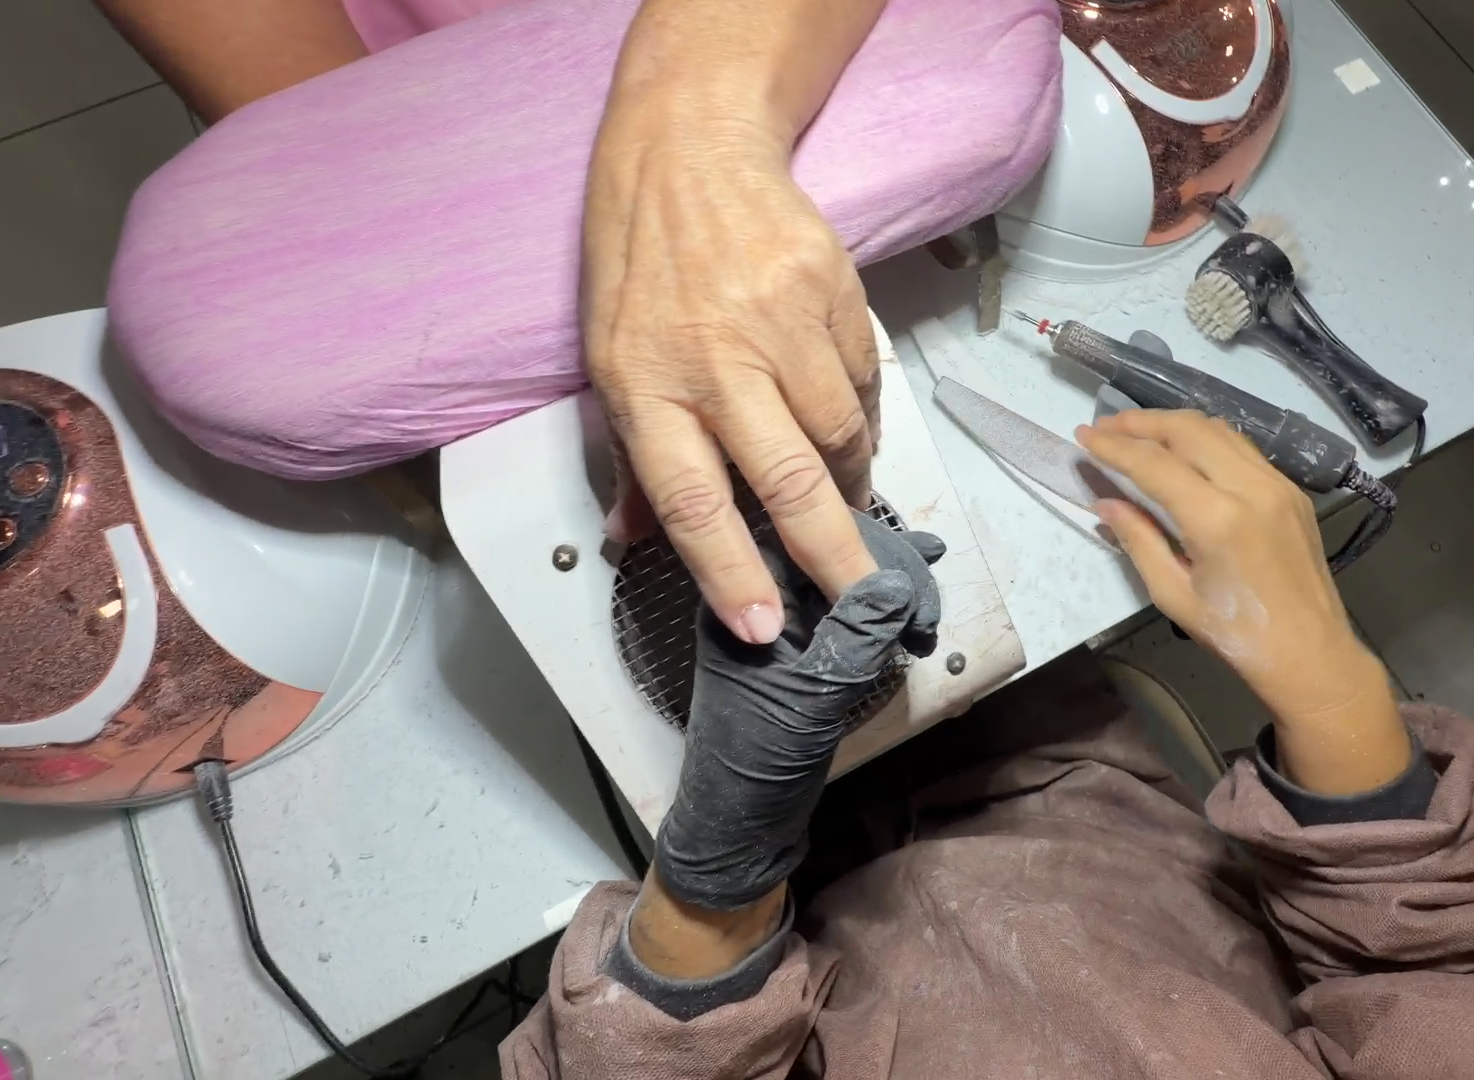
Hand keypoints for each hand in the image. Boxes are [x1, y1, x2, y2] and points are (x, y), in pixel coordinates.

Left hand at [584, 118, 881, 645]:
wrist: (690, 147)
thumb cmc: (640, 266)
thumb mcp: (609, 360)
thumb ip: (631, 459)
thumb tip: (633, 541)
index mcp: (646, 383)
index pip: (690, 500)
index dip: (729, 572)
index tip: (766, 629)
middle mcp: (716, 357)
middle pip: (787, 477)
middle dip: (831, 553)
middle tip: (863, 603)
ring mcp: (780, 320)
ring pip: (841, 431)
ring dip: (851, 480)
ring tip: (844, 494)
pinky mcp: (831, 289)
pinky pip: (864, 379)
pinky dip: (862, 415)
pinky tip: (844, 417)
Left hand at [653, 512, 943, 911]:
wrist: (743, 825)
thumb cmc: (760, 761)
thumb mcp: (813, 694)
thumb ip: (856, 635)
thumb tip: (899, 581)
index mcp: (741, 598)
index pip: (806, 539)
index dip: (869, 546)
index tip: (921, 568)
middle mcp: (758, 599)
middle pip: (829, 554)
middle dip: (888, 570)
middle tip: (930, 600)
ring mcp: (782, 623)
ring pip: (844, 582)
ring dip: (892, 591)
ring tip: (929, 610)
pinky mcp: (804, 647)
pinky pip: (848, 613)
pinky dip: (884, 613)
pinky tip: (914, 607)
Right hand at [1078, 410, 1407, 793]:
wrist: (1309, 652)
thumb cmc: (1233, 632)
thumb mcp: (1172, 594)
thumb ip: (1138, 540)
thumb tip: (1106, 503)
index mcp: (1218, 519)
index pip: (1155, 464)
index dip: (1114, 446)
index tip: (1084, 435)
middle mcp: (1251, 488)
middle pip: (1188, 430)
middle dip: (1141, 422)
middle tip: (1106, 425)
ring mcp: (1277, 485)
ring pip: (1218, 430)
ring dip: (1173, 424)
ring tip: (1137, 430)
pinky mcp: (1290, 490)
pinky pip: (1241, 447)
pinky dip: (1204, 438)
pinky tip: (1182, 449)